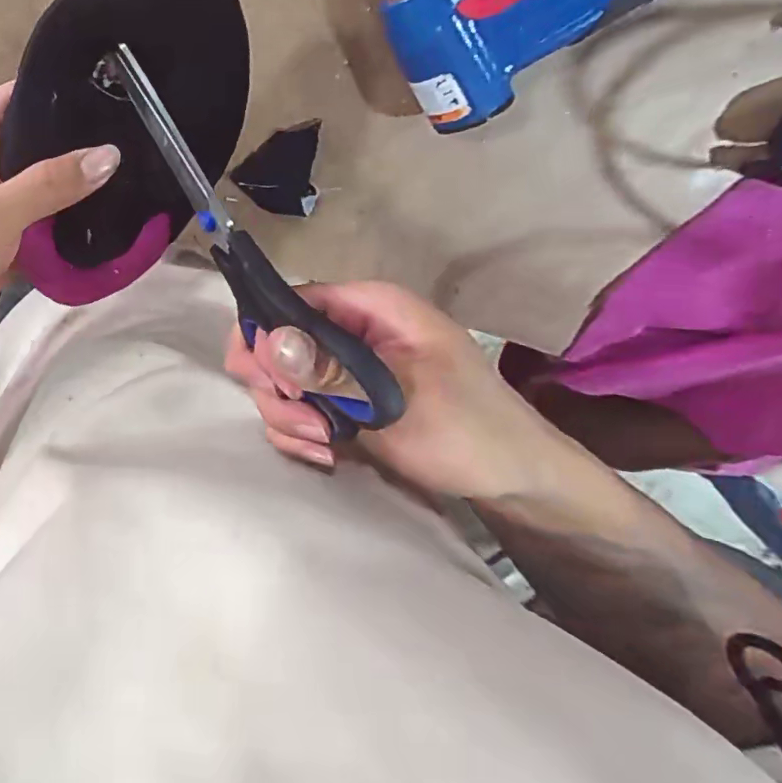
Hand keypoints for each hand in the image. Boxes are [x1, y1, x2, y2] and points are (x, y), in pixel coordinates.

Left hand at [0, 82, 119, 314]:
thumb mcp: (1, 214)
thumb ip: (52, 182)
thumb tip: (110, 153)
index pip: (17, 94)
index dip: (60, 95)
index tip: (109, 97)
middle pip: (31, 122)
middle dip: (70, 132)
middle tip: (123, 132)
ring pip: (37, 153)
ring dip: (67, 161)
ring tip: (118, 155)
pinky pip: (36, 179)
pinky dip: (58, 186)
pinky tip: (95, 183)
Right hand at [222, 281, 571, 499]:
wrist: (513, 481)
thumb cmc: (470, 431)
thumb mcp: (400, 401)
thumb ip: (331, 370)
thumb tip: (268, 340)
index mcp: (369, 308)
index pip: (288, 302)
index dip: (268, 338)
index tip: (279, 384)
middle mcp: (346, 329)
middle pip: (272, 343)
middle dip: (277, 388)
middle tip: (306, 420)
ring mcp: (338, 366)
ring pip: (275, 380)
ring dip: (287, 416)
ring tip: (325, 443)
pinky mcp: (335, 397)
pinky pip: (289, 406)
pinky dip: (295, 432)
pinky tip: (324, 453)